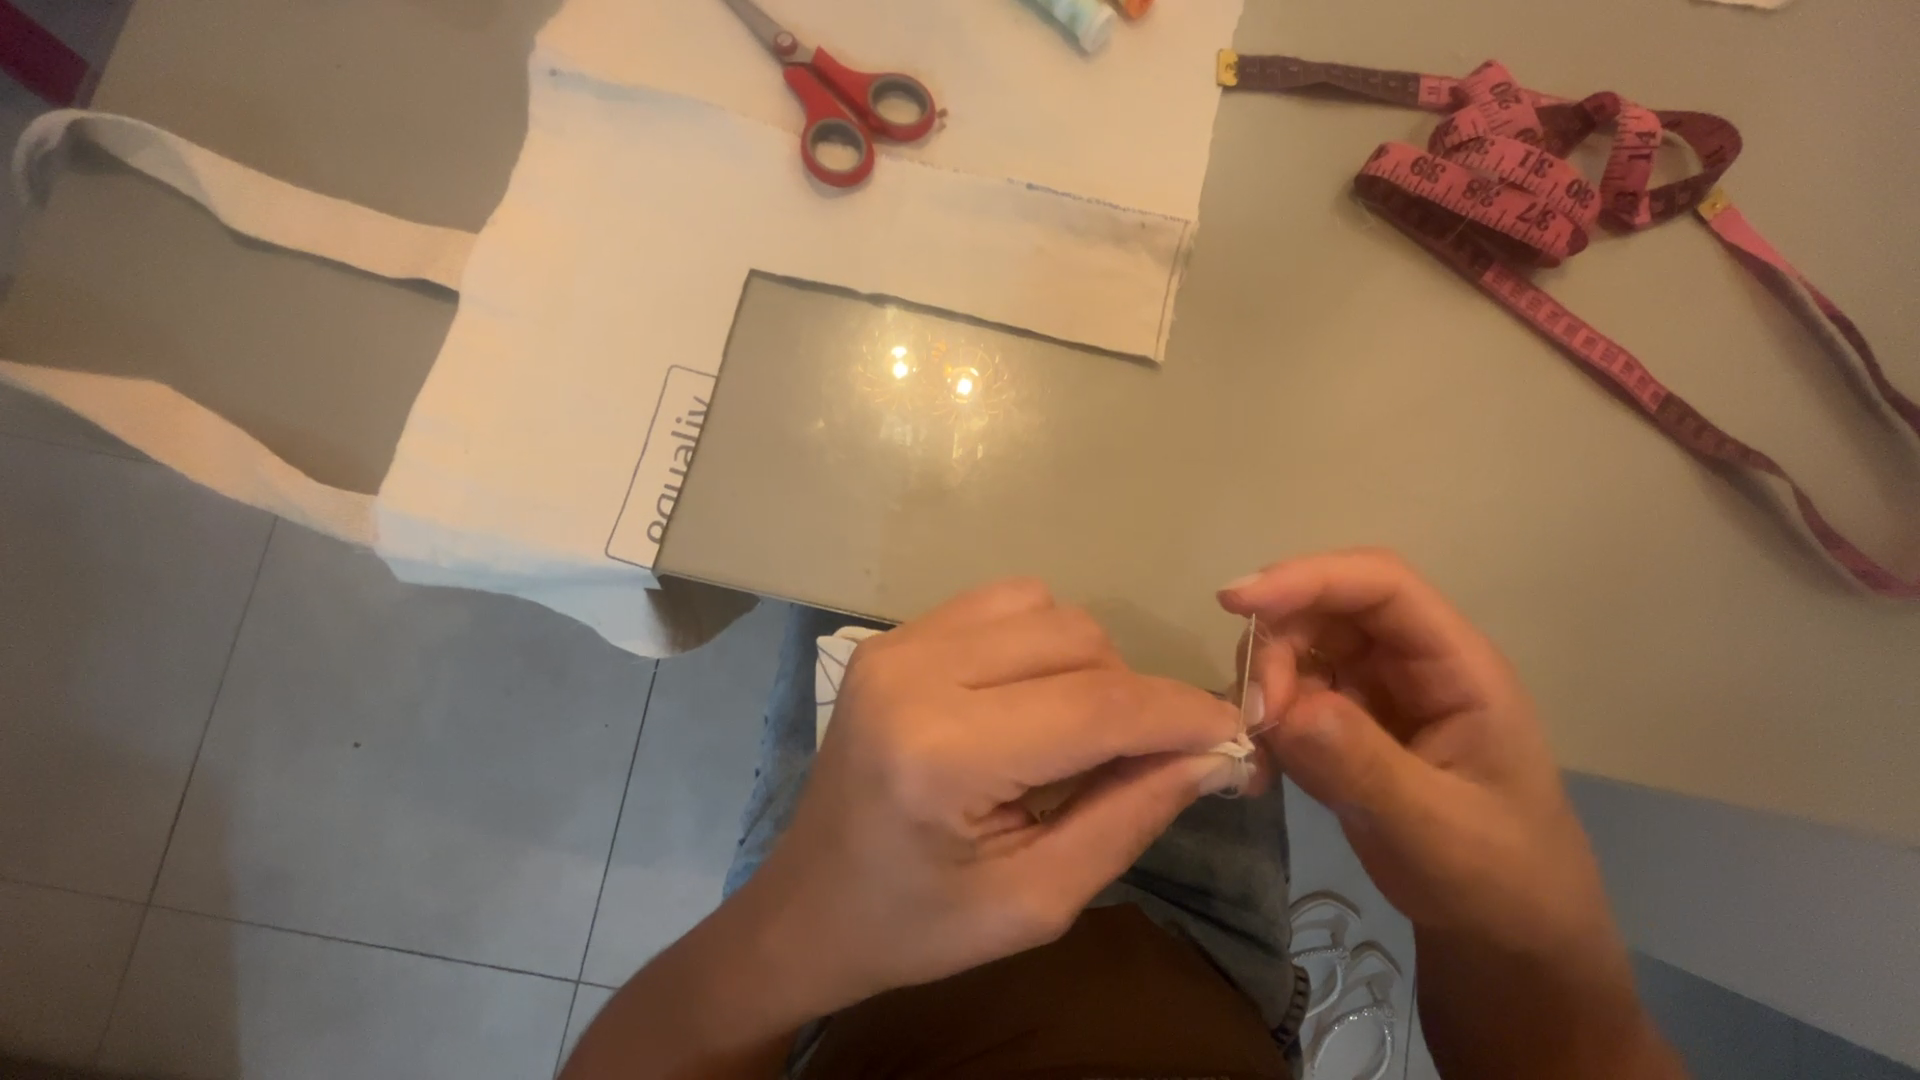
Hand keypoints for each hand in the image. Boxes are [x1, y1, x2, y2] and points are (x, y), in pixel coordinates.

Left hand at [740, 578, 1245, 1015]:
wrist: (809, 905)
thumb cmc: (919, 924)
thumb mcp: (1037, 900)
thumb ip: (1131, 815)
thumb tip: (1214, 753)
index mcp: (943, 755)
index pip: (1096, 706)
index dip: (1181, 715)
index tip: (1236, 735)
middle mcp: (914, 674)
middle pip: (1077, 640)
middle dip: (1133, 694)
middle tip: (1141, 756)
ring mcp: (896, 644)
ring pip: (1045, 608)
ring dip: (1087, 664)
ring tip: (1073, 733)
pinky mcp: (892, 636)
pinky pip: (1001, 604)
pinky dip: (1040, 642)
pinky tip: (1028, 698)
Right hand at [1220, 549, 1611, 957]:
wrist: (1504, 935)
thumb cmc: (1498, 878)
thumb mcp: (1436, 829)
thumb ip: (1363, 767)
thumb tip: (1286, 708)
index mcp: (1456, 667)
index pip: (1381, 587)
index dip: (1309, 579)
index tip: (1237, 603)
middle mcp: (1411, 664)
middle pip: (1326, 609)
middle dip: (1277, 645)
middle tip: (1254, 713)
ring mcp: (1375, 692)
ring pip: (1299, 647)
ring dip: (1265, 684)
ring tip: (1262, 749)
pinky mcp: (1345, 723)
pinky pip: (1289, 694)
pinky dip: (1264, 719)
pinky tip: (1264, 770)